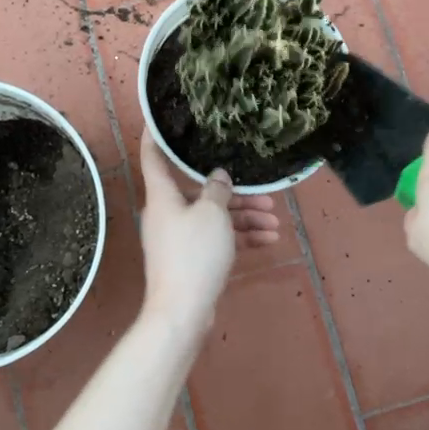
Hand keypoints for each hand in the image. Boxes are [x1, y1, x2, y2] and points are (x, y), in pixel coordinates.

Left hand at [137, 135, 280, 331]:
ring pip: (212, 217)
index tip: (160, 118)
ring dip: (244, 217)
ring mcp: (178, 238)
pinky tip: (268, 240)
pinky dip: (239, 238)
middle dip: (234, 193)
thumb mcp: (212, 214)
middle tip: (266, 196)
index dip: (156, 136)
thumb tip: (217, 177)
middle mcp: (166, 212)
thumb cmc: (193, 254)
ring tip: (275, 222)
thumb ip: (217, 190)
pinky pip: (216, 239)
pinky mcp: (190, 259)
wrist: (182, 311)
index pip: (153, 156)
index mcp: (162, 195)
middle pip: (199, 192)